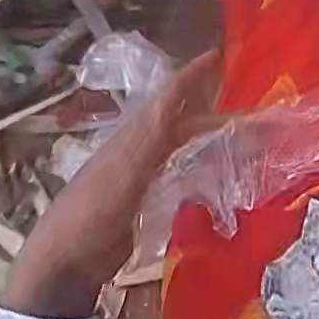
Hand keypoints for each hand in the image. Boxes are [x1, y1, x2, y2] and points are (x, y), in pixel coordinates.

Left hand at [0, 49, 222, 317]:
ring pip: (187, 145)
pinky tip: (221, 175)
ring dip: (215, 139)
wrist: (63, 263)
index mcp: (137, 132)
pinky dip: (205, 166)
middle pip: (187, 122)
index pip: (171, 95)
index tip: (218, 55)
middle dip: (220, 116)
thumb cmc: (92, 213)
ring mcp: (145, 173)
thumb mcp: (124, 172)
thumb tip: (177, 93)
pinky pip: (183, 171)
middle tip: (254, 117)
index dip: (194, 74)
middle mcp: (143, 146)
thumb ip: (151, 135)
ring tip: (245, 140)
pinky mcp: (147, 199)